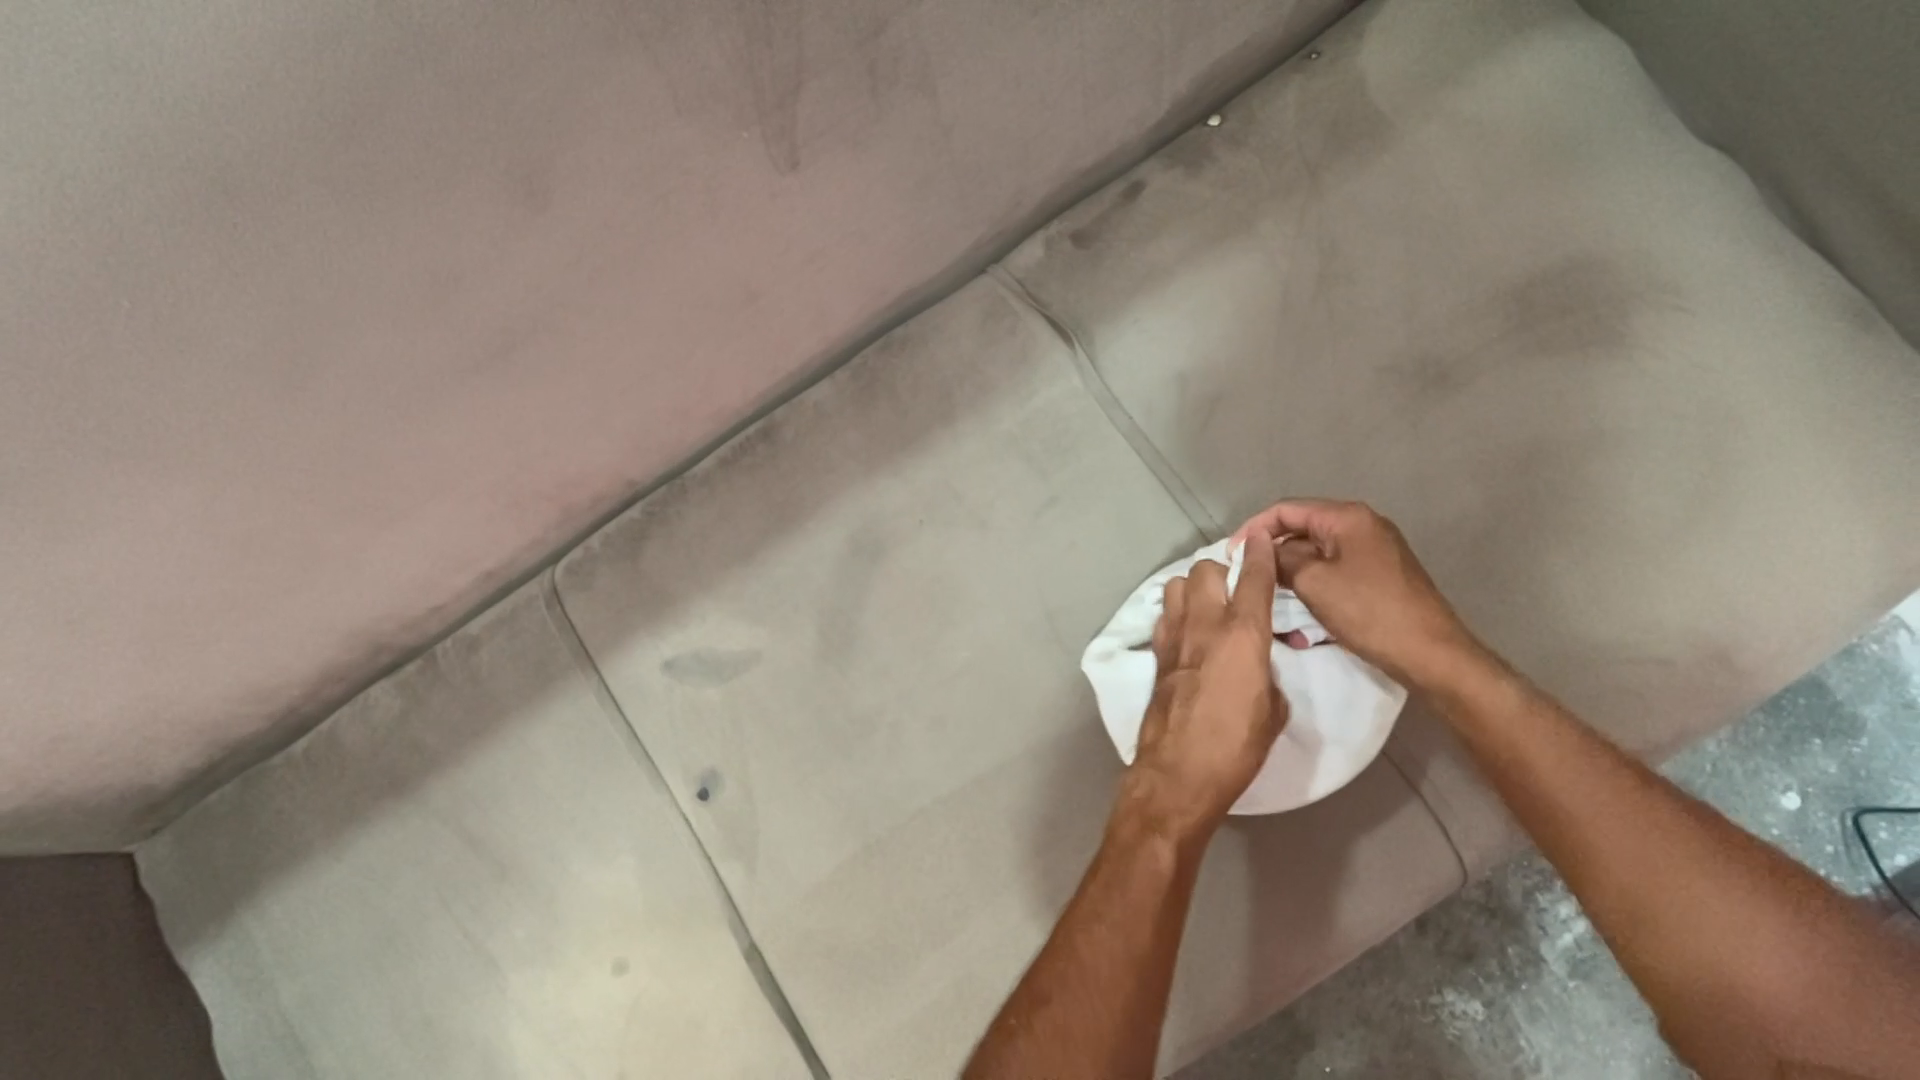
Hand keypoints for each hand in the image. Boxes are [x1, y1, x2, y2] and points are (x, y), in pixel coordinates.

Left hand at [1121, 527, 1287, 842]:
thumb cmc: (1236, 746)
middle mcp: (1205, 626)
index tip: (1262, 540)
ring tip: (1208, 606)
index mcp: (1243, 635)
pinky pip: (1165, 616)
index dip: (1260, 555)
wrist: (1178, 773)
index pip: (1254, 579)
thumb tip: (1258, 667)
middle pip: (1206, 569)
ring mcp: (1174, 638)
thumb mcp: (1273, 711)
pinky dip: (1176, 613)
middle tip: (1234, 589)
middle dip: (1222, 570)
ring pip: (1177, 585)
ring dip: (1193, 587)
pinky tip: (1188, 631)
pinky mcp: (1155, 656)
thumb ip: (1268, 675)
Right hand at [1235, 499, 1481, 686]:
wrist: (1430, 653)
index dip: (1253, 528)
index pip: (1286, 509)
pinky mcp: (1381, 571)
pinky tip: (1299, 596)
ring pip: (1318, 547)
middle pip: (1303, 525)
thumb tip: (1265, 551)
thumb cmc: (1369, 612)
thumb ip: (1282, 559)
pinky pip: (1335, 563)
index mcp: (1347, 517)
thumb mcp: (1313, 583)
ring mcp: (1376, 548)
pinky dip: (1312, 575)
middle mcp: (1364, 523)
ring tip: (1267, 586)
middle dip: (1272, 546)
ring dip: (1291, 564)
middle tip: (1245, 572)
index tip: (1231, 555)